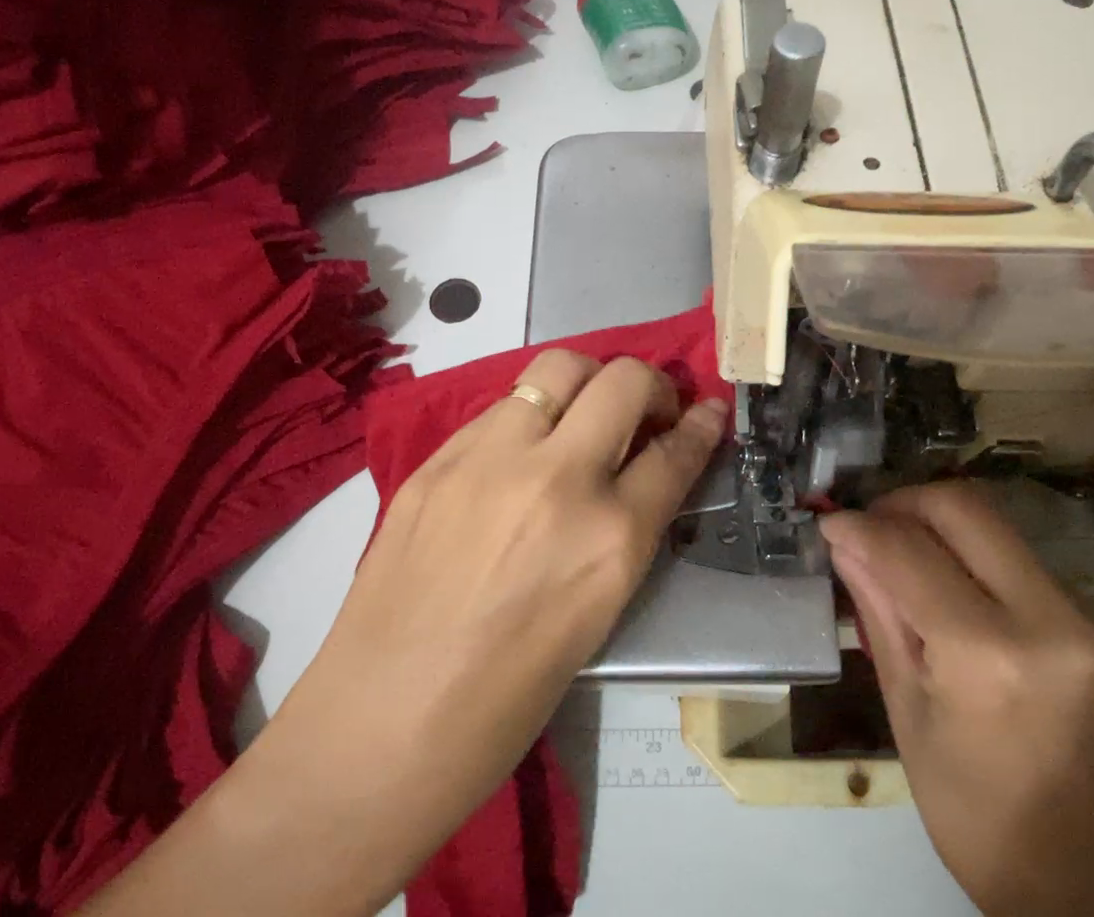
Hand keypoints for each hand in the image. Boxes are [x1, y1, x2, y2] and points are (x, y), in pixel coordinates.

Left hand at [82, 349, 724, 916]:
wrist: (384, 725)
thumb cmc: (508, 700)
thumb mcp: (598, 616)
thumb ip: (625, 535)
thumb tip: (644, 478)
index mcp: (609, 540)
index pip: (674, 454)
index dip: (701, 428)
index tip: (709, 413)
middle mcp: (554, 481)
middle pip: (622, 382)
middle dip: (651, 386)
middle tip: (647, 414)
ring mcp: (486, 462)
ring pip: (555, 369)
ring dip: (586, 385)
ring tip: (583, 420)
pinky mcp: (434, 462)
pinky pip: (499, 408)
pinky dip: (528, 416)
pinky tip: (519, 454)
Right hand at [821, 481, 1093, 916]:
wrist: (1085, 873)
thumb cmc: (971, 812)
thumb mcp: (906, 713)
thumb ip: (879, 614)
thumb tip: (845, 543)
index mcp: (991, 659)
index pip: (911, 553)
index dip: (860, 526)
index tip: (828, 521)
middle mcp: (1055, 622)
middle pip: (968, 509)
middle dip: (905, 502)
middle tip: (867, 525)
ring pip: (1001, 530)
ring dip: (943, 531)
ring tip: (904, 561)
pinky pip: (1028, 565)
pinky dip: (980, 564)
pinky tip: (957, 597)